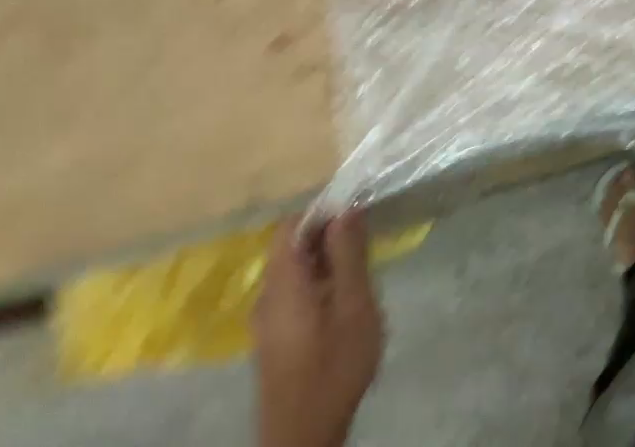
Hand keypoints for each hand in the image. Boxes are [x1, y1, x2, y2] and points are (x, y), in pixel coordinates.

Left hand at [254, 212, 383, 446]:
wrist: (304, 430)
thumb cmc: (335, 363)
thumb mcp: (355, 305)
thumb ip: (349, 256)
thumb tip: (345, 209)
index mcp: (283, 282)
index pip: (291, 226)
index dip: (322, 211)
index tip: (357, 209)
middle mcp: (266, 295)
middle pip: (291, 247)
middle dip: (328, 235)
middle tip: (367, 239)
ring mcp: (267, 318)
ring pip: (294, 271)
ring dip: (326, 260)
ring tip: (363, 268)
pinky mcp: (274, 336)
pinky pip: (294, 291)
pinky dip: (319, 282)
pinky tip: (346, 299)